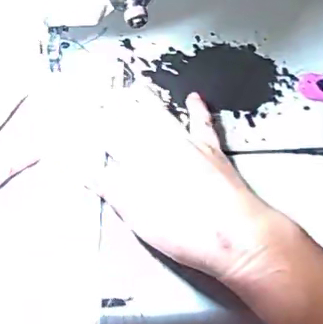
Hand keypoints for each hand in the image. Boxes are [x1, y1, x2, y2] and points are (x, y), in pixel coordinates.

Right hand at [88, 90, 308, 291]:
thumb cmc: (190, 232)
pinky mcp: (212, 152)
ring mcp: (188, 146)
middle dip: (115, 106)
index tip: (82, 120)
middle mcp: (163, 149)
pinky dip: (197, 109)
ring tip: (136, 86)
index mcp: (140, 163)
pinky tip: (194, 99)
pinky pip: (201, 124)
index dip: (94, 129)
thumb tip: (90, 174)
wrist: (241, 237)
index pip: (110, 140)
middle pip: (133, 121)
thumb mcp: (139, 218)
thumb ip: (113, 191)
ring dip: (147, 100)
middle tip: (103, 94)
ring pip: (163, 116)